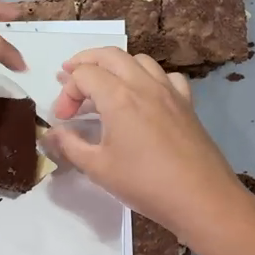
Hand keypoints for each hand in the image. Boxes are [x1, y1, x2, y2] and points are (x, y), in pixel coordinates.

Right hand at [44, 47, 250, 242]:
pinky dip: (149, 78)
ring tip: (104, 85)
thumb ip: (70, 145)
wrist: (202, 199)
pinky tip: (144, 97)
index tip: (64, 119)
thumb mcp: (97, 168)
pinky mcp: (187, 104)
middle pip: (110, 55)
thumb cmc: (144, 184)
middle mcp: (144, 85)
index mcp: (118, 97)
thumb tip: (52, 134)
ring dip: (116, 66)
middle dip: (84, 62)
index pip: (84, 74)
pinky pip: (166, 76)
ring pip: (139, 60)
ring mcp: (169, 92)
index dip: (66, 93)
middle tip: (68, 78)